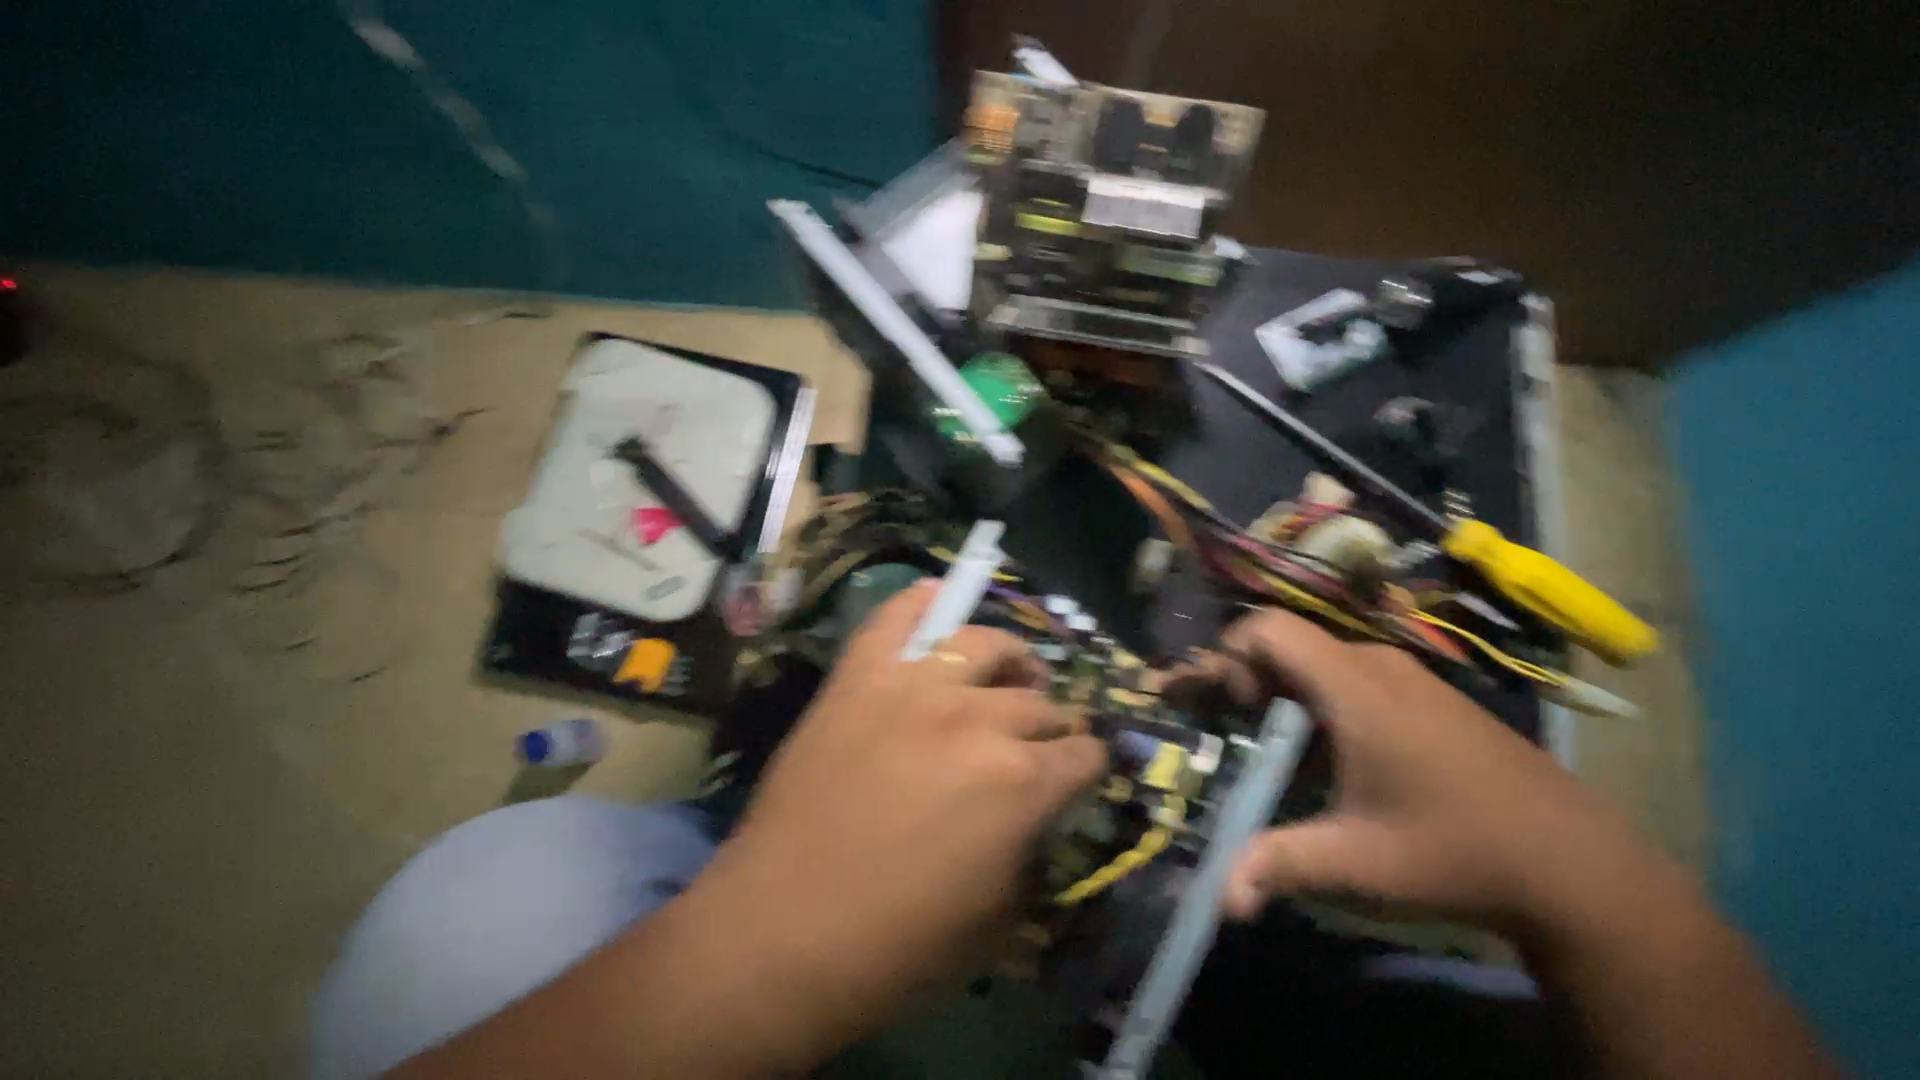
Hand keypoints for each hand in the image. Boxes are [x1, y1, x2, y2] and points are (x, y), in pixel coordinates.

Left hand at [687, 582, 1106, 1055]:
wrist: (780, 930)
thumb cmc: (895, 945)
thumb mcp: (997, 915)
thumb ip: (1029, 847)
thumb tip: (1035, 814)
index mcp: (1021, 784)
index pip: (1084, 755)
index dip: (1087, 768)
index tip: (1078, 775)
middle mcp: (977, 719)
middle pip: (1039, 703)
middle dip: (1052, 725)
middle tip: (1038, 741)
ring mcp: (913, 687)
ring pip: (984, 646)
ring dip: (1010, 661)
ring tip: (1007, 675)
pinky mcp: (859, 677)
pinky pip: (895, 618)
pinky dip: (919, 602)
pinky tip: (936, 598)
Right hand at [1212, 609, 1664, 931]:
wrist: (1577, 863)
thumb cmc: (1456, 850)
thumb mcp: (1357, 863)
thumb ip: (1277, 865)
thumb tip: (1222, 899)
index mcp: (1354, 687)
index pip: (1268, 628)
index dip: (1228, 654)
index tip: (1224, 706)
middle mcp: (1379, 666)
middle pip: (1288, 644)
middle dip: (1247, 679)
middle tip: (1233, 731)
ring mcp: (1411, 678)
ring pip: (1321, 661)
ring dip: (1284, 694)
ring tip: (1274, 751)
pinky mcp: (1431, 698)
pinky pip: (1354, 678)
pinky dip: (1322, 703)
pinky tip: (1332, 760)